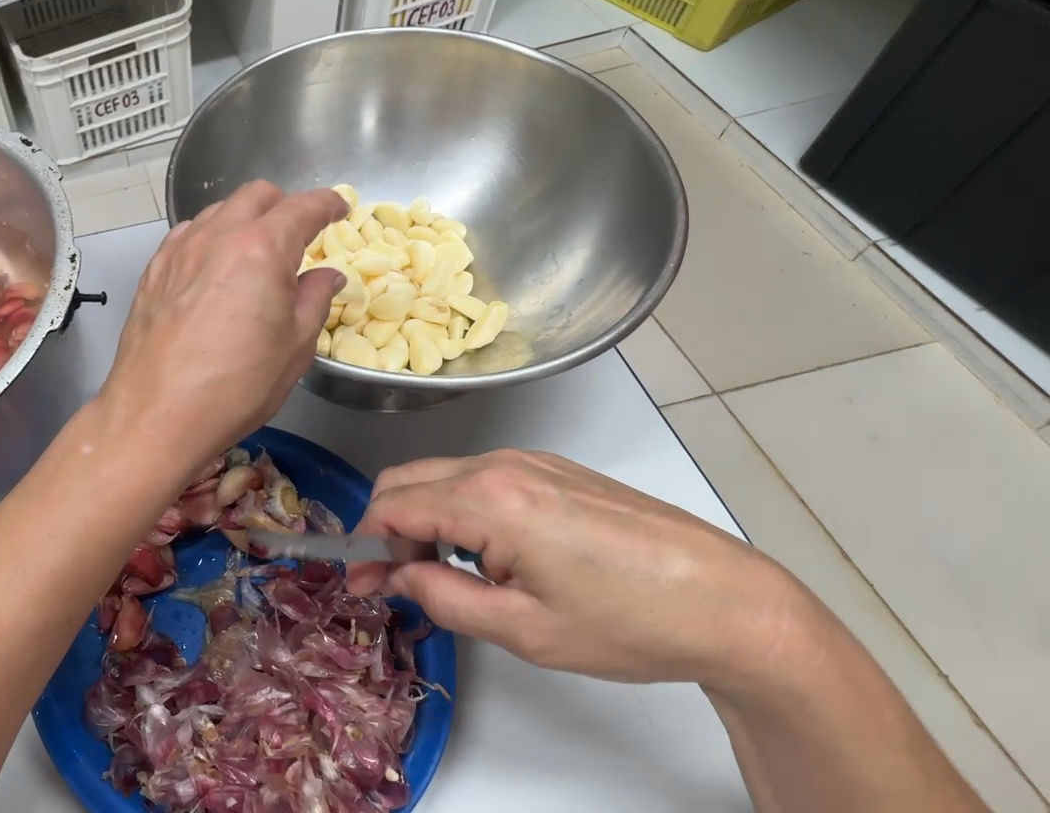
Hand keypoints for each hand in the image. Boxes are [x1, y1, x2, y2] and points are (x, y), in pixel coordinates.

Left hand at [97, 181, 347, 467]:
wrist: (156, 414)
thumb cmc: (234, 387)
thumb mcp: (293, 347)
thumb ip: (313, 300)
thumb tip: (326, 276)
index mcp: (261, 249)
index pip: (302, 208)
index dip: (327, 204)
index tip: (338, 208)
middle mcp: (217, 237)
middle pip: (256, 196)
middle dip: (283, 205)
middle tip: (298, 234)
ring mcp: (179, 251)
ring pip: (218, 212)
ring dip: (243, 221)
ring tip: (254, 254)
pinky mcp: (153, 270)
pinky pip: (187, 236)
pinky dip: (209, 239)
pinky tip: (214, 269)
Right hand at [346, 449, 819, 691]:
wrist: (731, 603)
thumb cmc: (629, 622)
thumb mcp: (524, 630)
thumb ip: (442, 598)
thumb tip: (397, 577)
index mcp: (488, 499)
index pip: (391, 505)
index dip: (364, 544)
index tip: (361, 583)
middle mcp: (500, 464)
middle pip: (406, 479)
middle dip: (387, 527)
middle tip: (397, 580)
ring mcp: (530, 461)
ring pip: (441, 477)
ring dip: (424, 519)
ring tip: (446, 576)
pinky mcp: (554, 469)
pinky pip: (479, 478)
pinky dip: (458, 510)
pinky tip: (488, 555)